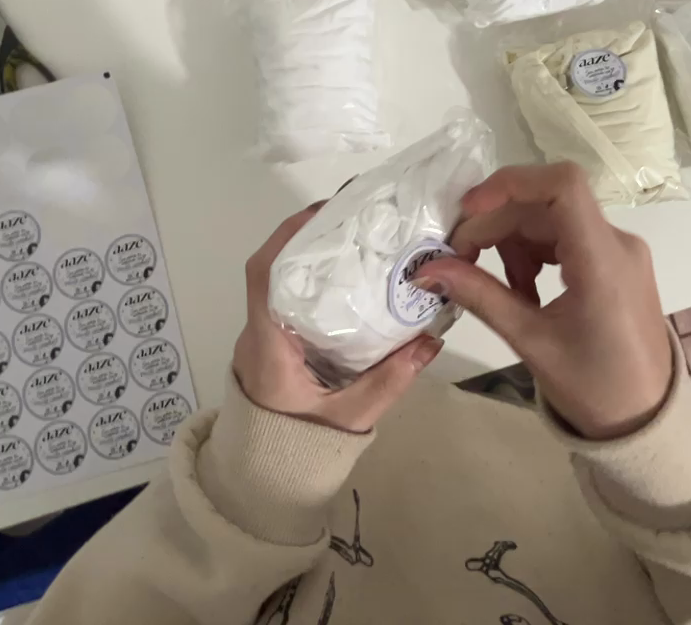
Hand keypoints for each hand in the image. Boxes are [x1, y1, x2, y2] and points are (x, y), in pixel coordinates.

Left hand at [231, 204, 442, 433]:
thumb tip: (431, 339)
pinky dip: (311, 274)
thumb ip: (388, 382)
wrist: (265, 476)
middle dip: (306, 234)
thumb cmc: (300, 447)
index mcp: (268, 343)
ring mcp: (263, 331)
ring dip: (308, 251)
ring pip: (278, 278)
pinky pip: (286, 294)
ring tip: (354, 234)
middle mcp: (259, 329)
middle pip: (272, 267)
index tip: (321, 214)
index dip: (286, 239)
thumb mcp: (349, 419)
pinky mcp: (273, 337)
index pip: (262, 277)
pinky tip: (346, 270)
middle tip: (352, 215)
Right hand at [414, 163, 673, 439]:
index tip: (468, 211)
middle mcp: (617, 242)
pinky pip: (562, 236)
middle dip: (494, 224)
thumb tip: (427, 268)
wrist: (648, 423)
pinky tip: (521, 290)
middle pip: (543, 204)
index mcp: (603, 261)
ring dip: (510, 240)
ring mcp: (617, 249)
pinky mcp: (612, 260)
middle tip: (458, 260)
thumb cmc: (595, 388)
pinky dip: (531, 252)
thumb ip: (479, 295)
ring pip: (548, 218)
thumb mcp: (530, 341)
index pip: (562, 186)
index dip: (510, 184)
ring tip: (494, 287)